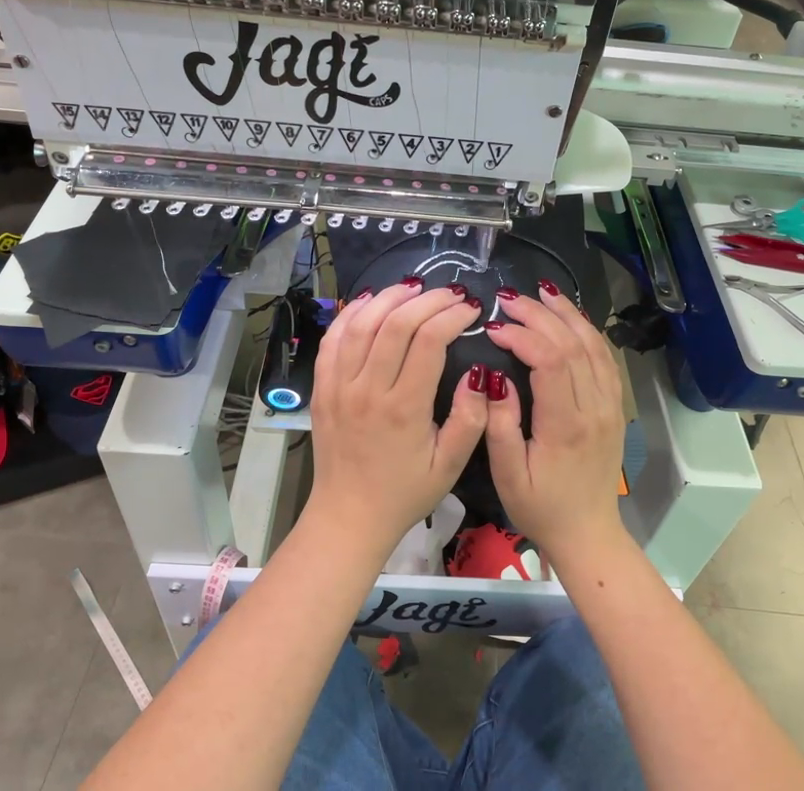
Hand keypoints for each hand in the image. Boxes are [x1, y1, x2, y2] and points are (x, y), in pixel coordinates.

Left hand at [305, 278, 488, 551]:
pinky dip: (350, 314)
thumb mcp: (449, 465)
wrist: (349, 516)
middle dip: (428, 300)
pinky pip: (332, 340)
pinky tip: (370, 302)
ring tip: (414, 288)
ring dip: (389, 298)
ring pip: (361, 324)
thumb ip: (470, 419)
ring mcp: (339, 387)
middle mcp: (368, 390)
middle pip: (395, 323)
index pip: (429, 341)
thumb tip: (482, 375)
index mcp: (404, 409)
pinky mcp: (321, 388)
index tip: (471, 310)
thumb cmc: (405, 492)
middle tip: (450, 295)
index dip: (452, 316)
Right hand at [482, 283, 627, 554]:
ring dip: (567, 316)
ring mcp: (609, 406)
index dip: (523, 336)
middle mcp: (594, 408)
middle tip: (508, 298)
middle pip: (572, 345)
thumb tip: (492, 378)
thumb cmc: (541, 508)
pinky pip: (605, 359)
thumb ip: (499, 426)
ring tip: (541, 293)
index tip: (493, 328)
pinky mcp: (613, 407)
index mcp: (565, 425)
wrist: (588, 533)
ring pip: (594, 346)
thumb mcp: (509, 476)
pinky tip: (570, 319)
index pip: (551, 361)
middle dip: (540, 315)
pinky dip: (588, 332)